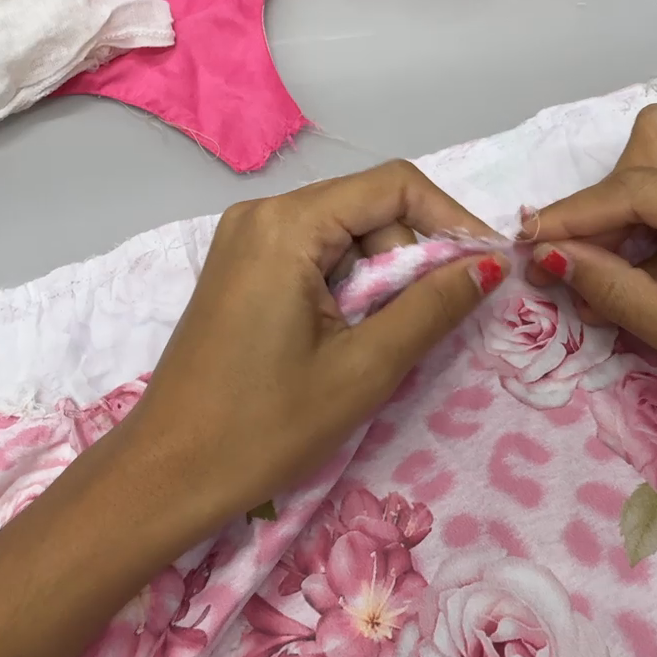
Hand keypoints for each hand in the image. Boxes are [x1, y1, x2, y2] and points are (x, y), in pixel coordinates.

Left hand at [118, 160, 507, 535]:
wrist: (168, 471)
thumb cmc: (265, 426)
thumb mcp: (363, 369)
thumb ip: (432, 307)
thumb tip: (487, 265)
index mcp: (287, 224)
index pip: (393, 185)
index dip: (451, 219)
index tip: (488, 266)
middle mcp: (261, 213)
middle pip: (366, 207)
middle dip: (409, 257)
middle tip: (423, 323)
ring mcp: (244, 237)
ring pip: (341, 232)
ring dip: (377, 276)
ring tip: (374, 341)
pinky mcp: (238, 265)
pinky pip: (311, 252)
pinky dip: (344, 283)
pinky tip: (343, 333)